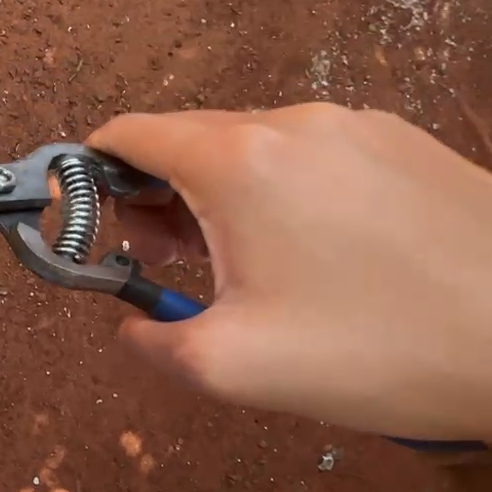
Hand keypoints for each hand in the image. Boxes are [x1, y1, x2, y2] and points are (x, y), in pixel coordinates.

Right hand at [89, 104, 491, 442]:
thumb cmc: (386, 350)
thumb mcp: (230, 366)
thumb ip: (147, 339)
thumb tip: (134, 320)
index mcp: (238, 160)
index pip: (123, 135)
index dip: (84, 176)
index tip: (86, 226)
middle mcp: (292, 125)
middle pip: (176, 139)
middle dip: (148, 196)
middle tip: (165, 260)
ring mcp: (358, 128)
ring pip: (238, 147)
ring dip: (207, 196)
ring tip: (234, 262)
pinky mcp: (407, 145)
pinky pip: (299, 154)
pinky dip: (268, 191)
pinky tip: (303, 250)